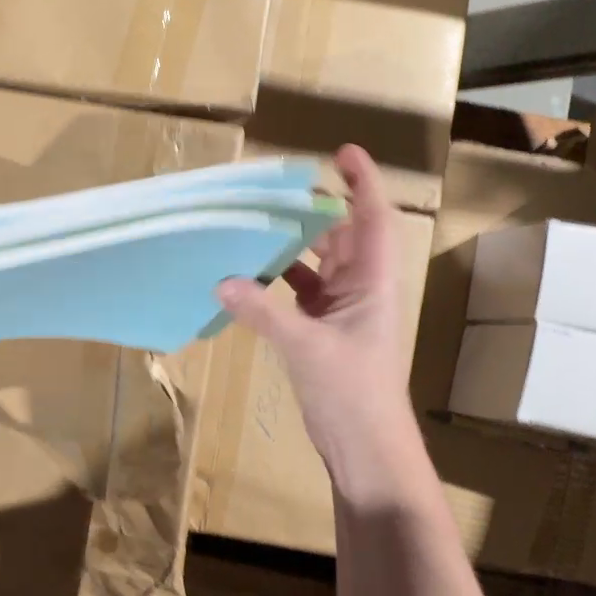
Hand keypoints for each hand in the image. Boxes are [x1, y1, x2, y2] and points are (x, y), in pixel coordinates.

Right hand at [215, 146, 417, 492]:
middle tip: (276, 192)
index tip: (342, 153)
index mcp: (372, 284)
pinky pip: (298, 296)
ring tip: (255, 227)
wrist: (364, 442)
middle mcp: (359, 291)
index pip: (372, 221)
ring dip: (291, 249)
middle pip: (341, 238)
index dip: (363, 183)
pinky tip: (247, 280)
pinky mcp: (320, 334)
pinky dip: (276, 285)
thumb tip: (223, 280)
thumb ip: (263, 312)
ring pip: (316, 267)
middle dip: (314, 213)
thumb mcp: (306, 346)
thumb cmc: (351, 389)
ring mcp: (340, 313)